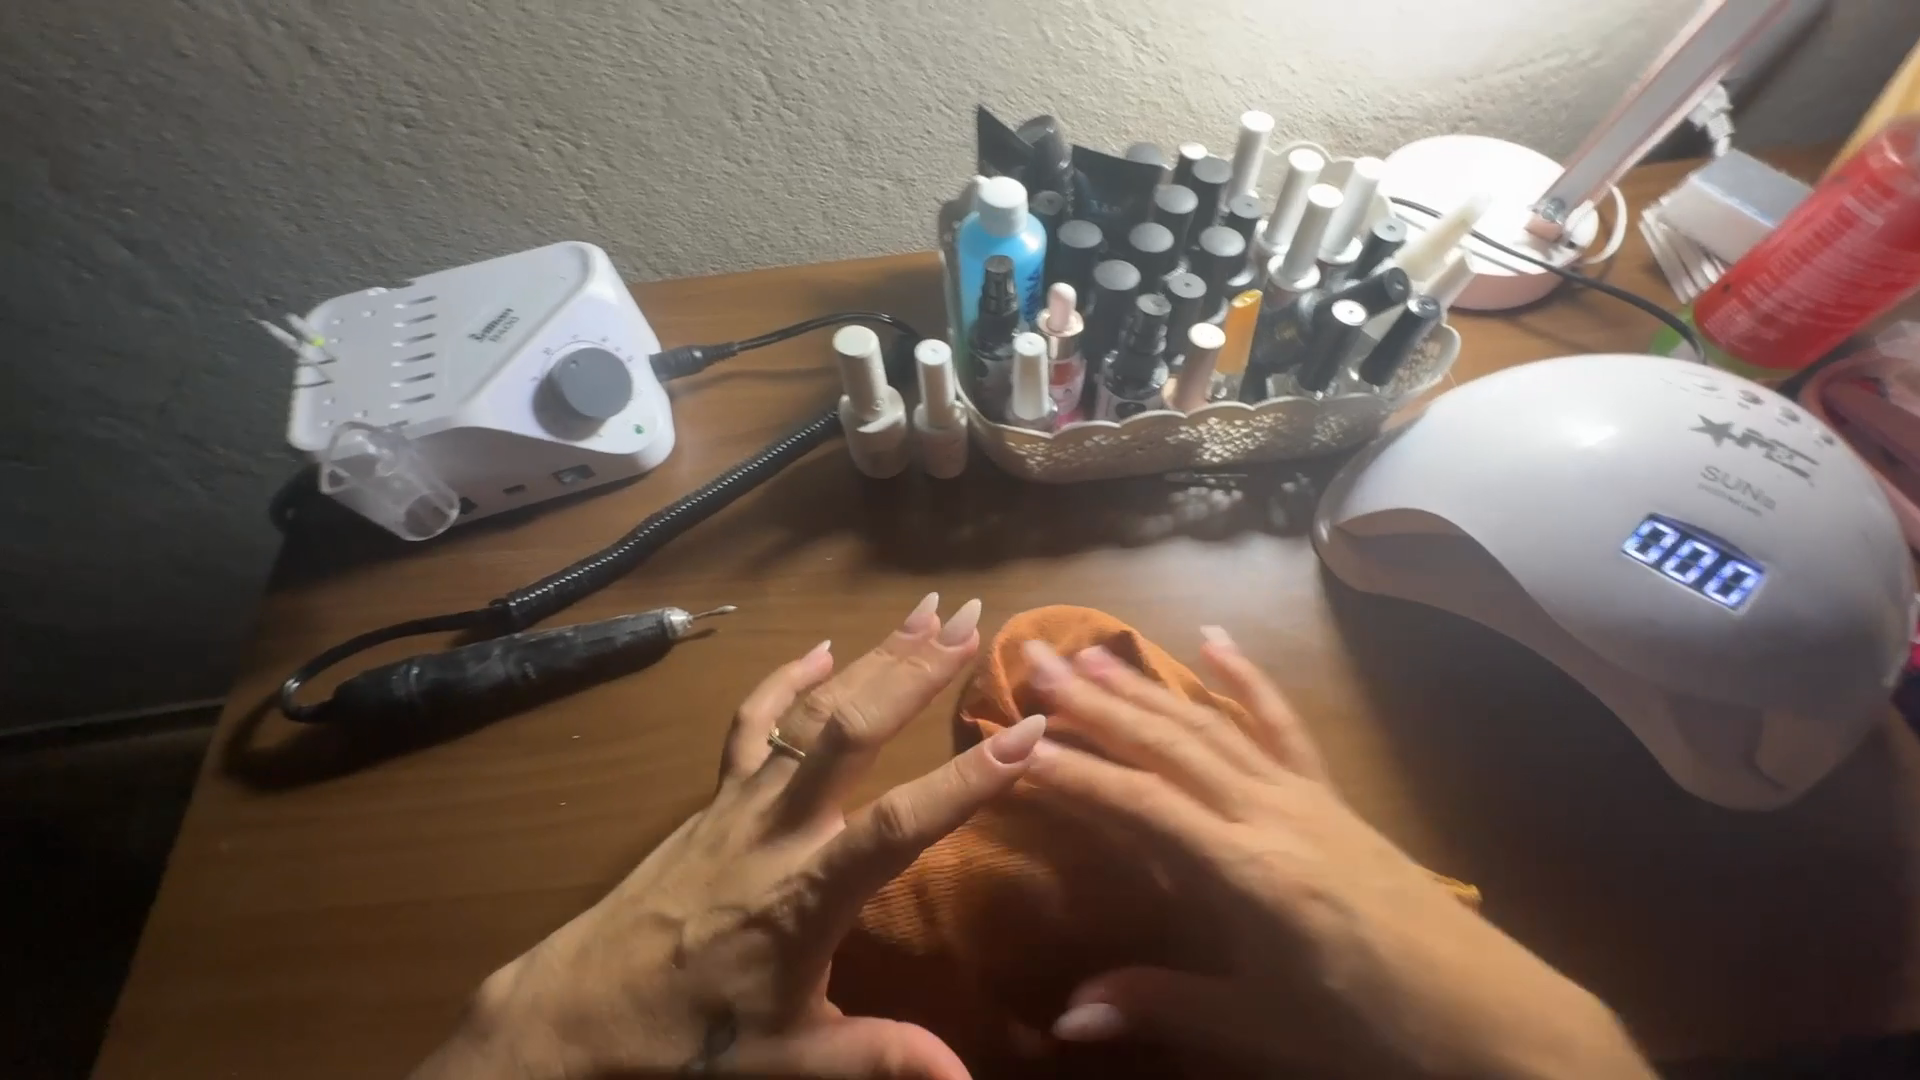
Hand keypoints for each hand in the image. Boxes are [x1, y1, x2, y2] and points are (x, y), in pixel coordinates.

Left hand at [412, 594, 1043, 1079]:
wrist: (576, 1010)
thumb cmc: (688, 1036)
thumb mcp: (791, 1058)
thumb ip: (881, 1057)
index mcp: (809, 891)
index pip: (900, 824)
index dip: (965, 780)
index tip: (1025, 734)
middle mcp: (781, 825)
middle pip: (854, 729)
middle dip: (916, 671)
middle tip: (970, 621)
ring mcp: (744, 797)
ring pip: (815, 711)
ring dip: (873, 656)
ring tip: (925, 610)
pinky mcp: (716, 791)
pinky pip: (752, 720)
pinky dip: (788, 678)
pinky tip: (822, 646)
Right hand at [1022, 629, 1653, 1079]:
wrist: (1493, 1019)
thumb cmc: (1369, 1028)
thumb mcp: (1259, 1026)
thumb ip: (1160, 1004)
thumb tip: (1066, 1013)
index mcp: (1248, 872)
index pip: (1140, 805)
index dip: (1074, 772)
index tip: (1015, 741)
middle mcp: (1267, 812)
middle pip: (1165, 743)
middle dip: (1094, 701)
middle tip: (1037, 661)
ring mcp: (1299, 793)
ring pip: (1207, 724)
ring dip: (1145, 684)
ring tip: (1090, 649)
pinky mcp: (1326, 791)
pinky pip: (1279, 723)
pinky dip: (1244, 679)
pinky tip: (1212, 640)